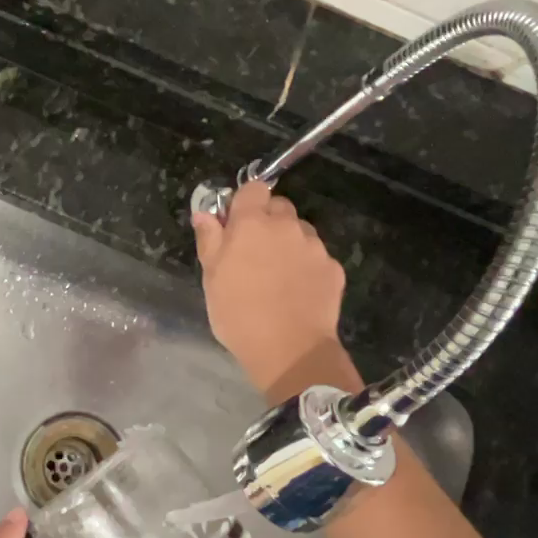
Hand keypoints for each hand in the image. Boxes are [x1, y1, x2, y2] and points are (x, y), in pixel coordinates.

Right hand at [192, 181, 360, 397]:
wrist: (289, 349)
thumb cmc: (239, 313)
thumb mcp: (211, 278)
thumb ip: (209, 239)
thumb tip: (205, 213)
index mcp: (252, 224)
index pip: (253, 188)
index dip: (244, 202)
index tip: (235, 224)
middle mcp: (287, 226)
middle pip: (278, 207)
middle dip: (267, 222)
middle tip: (253, 254)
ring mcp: (314, 246)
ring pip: (299, 232)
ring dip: (287, 244)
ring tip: (276, 277)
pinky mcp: (333, 268)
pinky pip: (316, 257)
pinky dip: (305, 267)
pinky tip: (296, 292)